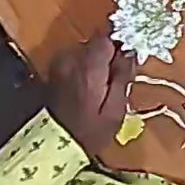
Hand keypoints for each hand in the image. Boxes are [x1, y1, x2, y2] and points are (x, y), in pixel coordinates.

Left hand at [43, 32, 134, 163]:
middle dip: (110, 54)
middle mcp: (71, 59)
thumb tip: (131, 51)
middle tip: (118, 77)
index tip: (130, 54)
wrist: (54, 148)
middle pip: (97, 42)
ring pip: (86, 50)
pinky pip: (75, 58)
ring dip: (97, 60)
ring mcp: (59, 64)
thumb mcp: (116, 108)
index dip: (121, 42)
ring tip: (103, 85)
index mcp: (89, 67)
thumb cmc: (90, 132)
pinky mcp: (53, 70)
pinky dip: (85, 66)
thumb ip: (123, 76)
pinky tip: (89, 85)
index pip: (107, 36)